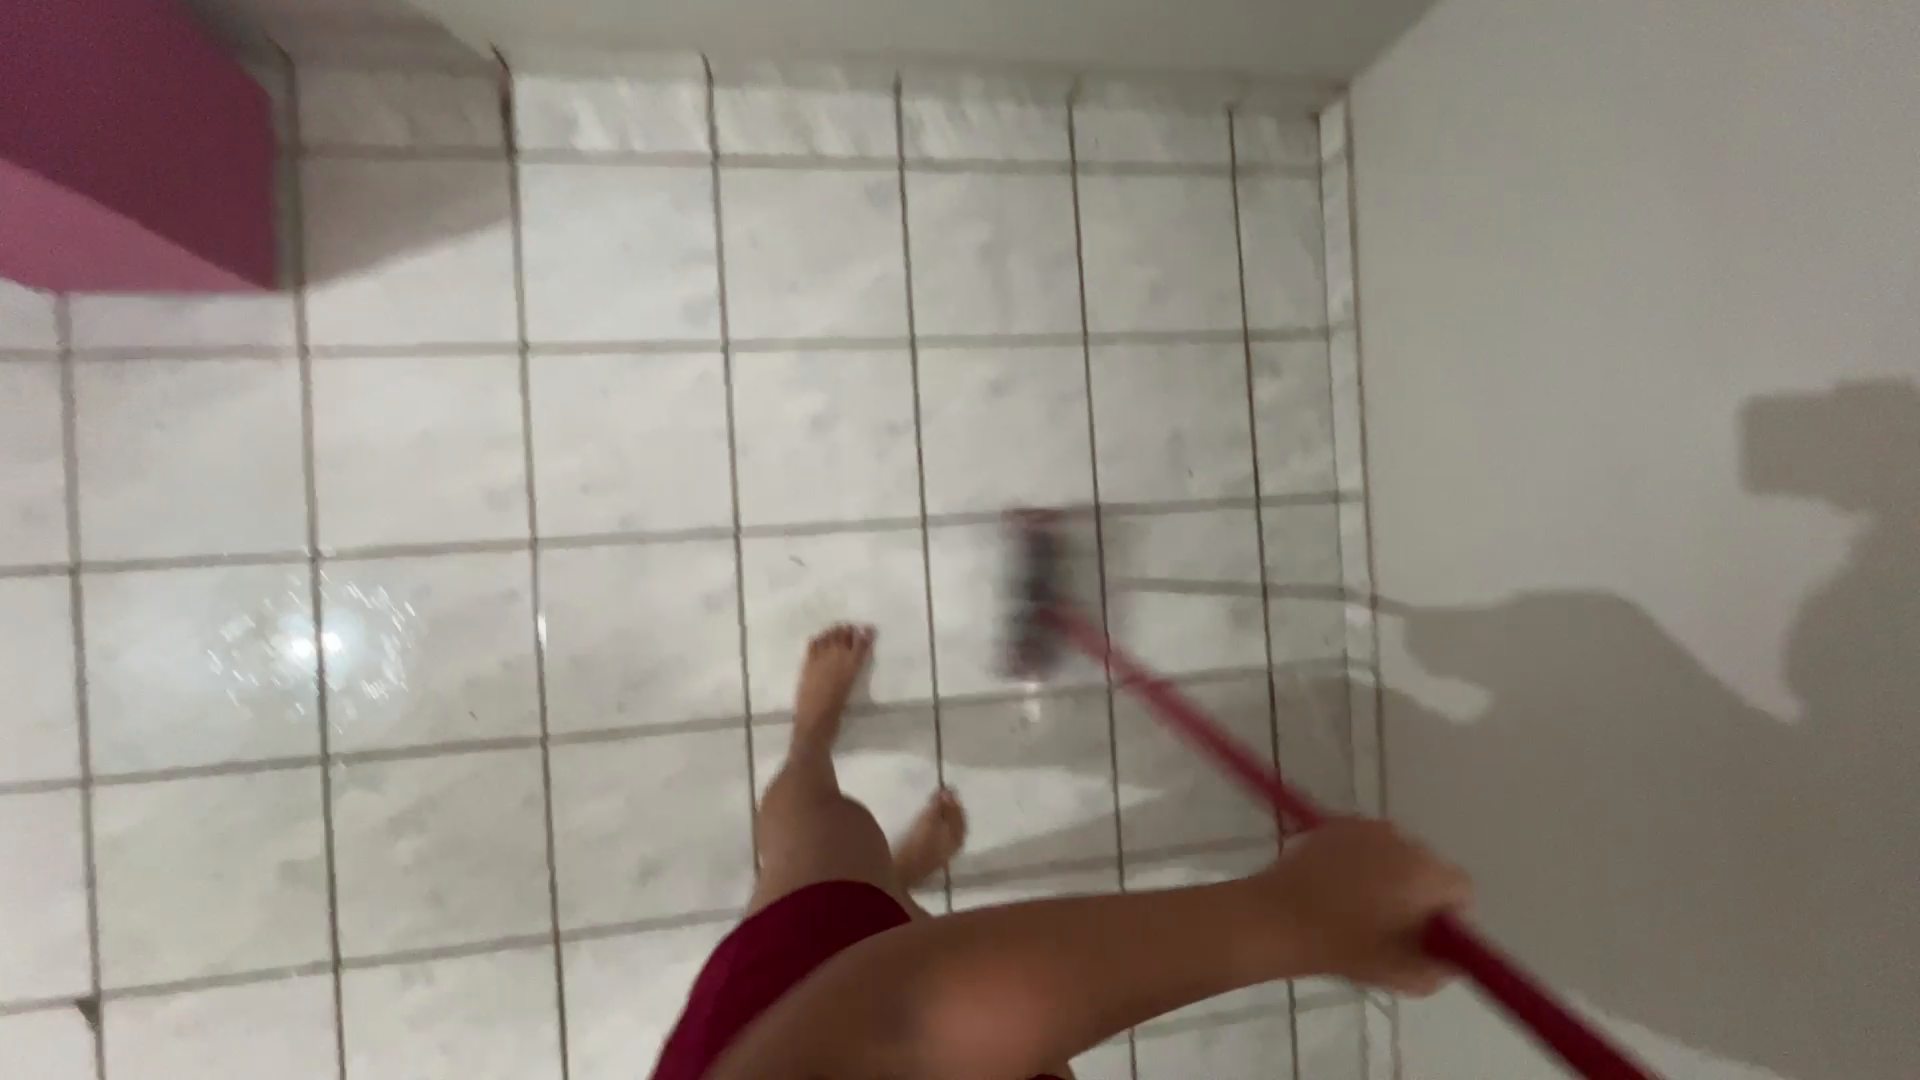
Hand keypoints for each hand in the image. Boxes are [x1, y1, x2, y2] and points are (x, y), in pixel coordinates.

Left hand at [1261, 818, 1472, 994]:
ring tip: (1362, 901)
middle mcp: (1398, 840)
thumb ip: (1441, 967)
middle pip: (1428, 865)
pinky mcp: (1331, 824)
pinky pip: (1363, 840)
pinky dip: (1361, 857)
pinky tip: (1339, 882)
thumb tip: (1451, 958)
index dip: (1450, 912)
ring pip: (1395, 850)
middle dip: (1420, 890)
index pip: (1461, 887)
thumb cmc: (1343, 946)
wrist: (1277, 916)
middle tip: (1394, 919)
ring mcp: (1362, 826)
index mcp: (1424, 874)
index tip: (1428, 933)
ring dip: (1390, 870)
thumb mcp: (1404, 974)